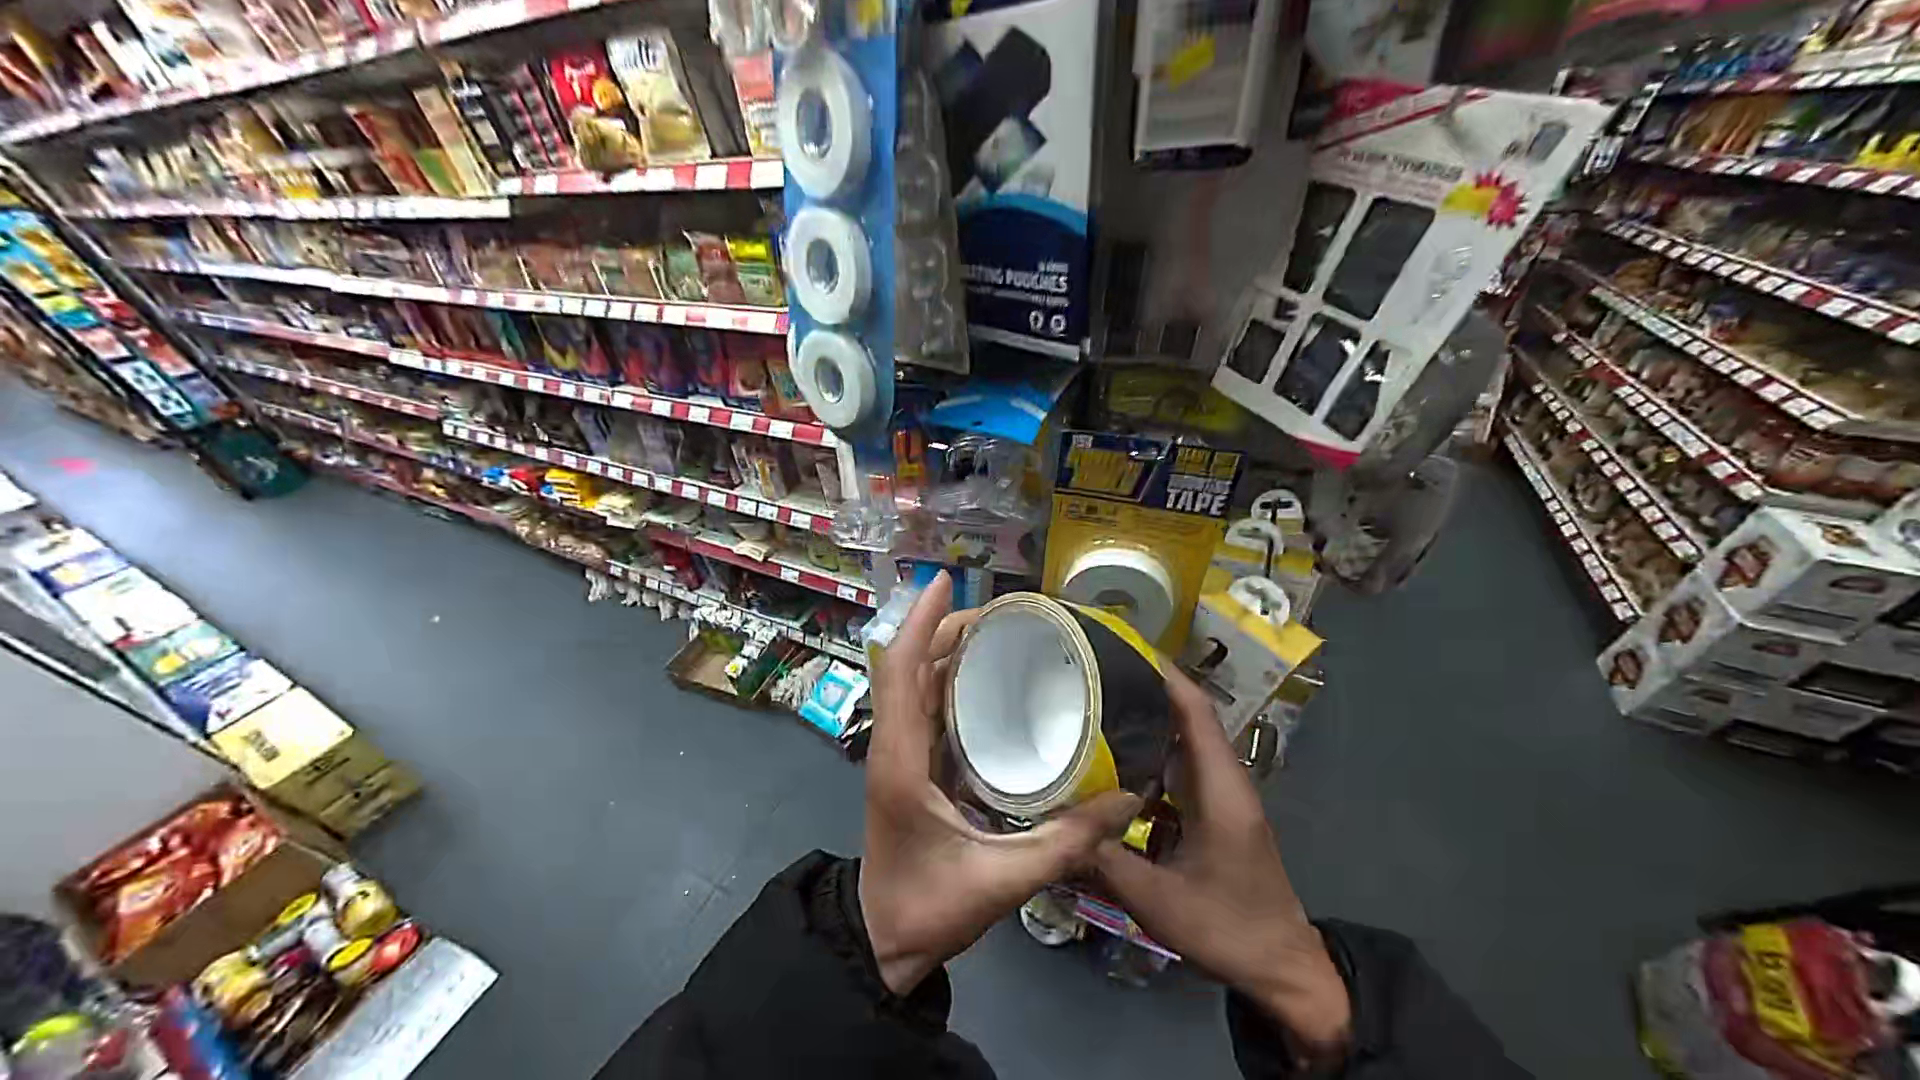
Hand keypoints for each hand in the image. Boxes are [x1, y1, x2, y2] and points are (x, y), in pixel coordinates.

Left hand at [859, 572, 1142, 994]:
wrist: (886, 940)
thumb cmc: (930, 908)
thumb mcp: (1002, 882)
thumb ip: (1066, 844)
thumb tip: (1127, 798)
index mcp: (900, 761)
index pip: (901, 672)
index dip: (921, 622)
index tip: (946, 581)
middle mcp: (895, 745)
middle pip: (911, 667)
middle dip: (949, 629)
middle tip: (1005, 612)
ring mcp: (902, 754)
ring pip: (918, 683)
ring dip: (949, 650)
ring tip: (1003, 632)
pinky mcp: (914, 765)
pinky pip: (929, 706)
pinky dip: (954, 680)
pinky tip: (994, 680)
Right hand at [1094, 669, 1351, 1051]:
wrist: (1282, 968)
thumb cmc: (1228, 928)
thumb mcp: (1159, 900)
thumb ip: (1106, 860)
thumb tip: (1056, 826)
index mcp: (1221, 789)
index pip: (1197, 713)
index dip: (1165, 677)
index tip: (1125, 650)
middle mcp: (1225, 781)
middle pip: (1189, 718)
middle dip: (1147, 691)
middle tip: (1095, 675)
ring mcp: (1222, 796)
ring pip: (1184, 742)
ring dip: (1148, 721)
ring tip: (1098, 707)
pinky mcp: (1215, 812)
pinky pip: (1181, 767)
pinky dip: (1151, 754)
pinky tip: (1116, 760)